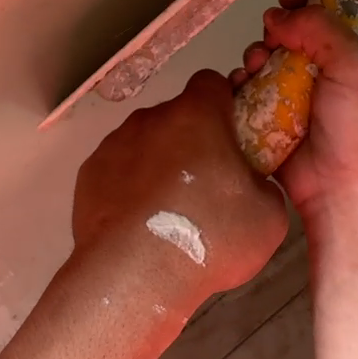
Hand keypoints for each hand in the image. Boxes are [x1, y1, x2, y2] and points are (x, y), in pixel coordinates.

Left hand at [73, 70, 289, 298]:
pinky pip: (119, 169)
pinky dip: (130, 186)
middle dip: (193, 140)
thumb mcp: (268, 216)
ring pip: (146, 142)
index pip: (212, 83)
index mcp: (196, 114)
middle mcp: (151, 117)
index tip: (234, 137)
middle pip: (178, 116)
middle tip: (207, 185)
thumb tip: (249, 183)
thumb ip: (262, 183)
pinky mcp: (89, 172)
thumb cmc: (209, 238)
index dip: (225, 104)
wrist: (133, 276)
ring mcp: (114, 143)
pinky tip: (139, 223)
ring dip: (159, 163)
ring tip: (170, 212)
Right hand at [230, 0, 357, 220]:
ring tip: (254, 66)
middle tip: (271, 37)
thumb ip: (320, 27)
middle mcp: (343, 68)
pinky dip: (245, 83)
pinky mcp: (283, 116)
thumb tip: (278, 16)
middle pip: (303, 29)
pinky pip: (257, 88)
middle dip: (280, 29)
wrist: (348, 196)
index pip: (347, 5)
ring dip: (258, 55)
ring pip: (275, 57)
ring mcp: (311, 93)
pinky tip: (240, 85)